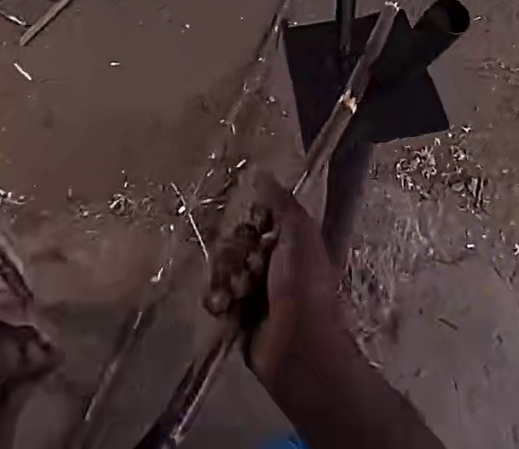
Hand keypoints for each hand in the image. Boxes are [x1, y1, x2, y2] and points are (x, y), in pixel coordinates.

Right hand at [209, 177, 348, 389]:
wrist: (299, 346)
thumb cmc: (304, 284)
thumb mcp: (299, 233)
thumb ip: (280, 202)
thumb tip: (262, 172)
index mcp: (287, 245)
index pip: (255, 221)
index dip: (253, 224)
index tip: (259, 230)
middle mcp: (269, 266)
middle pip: (235, 242)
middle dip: (239, 253)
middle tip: (253, 268)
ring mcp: (251, 292)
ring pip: (222, 267)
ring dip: (229, 276)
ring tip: (242, 292)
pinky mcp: (235, 317)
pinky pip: (214, 295)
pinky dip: (218, 298)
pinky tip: (227, 306)